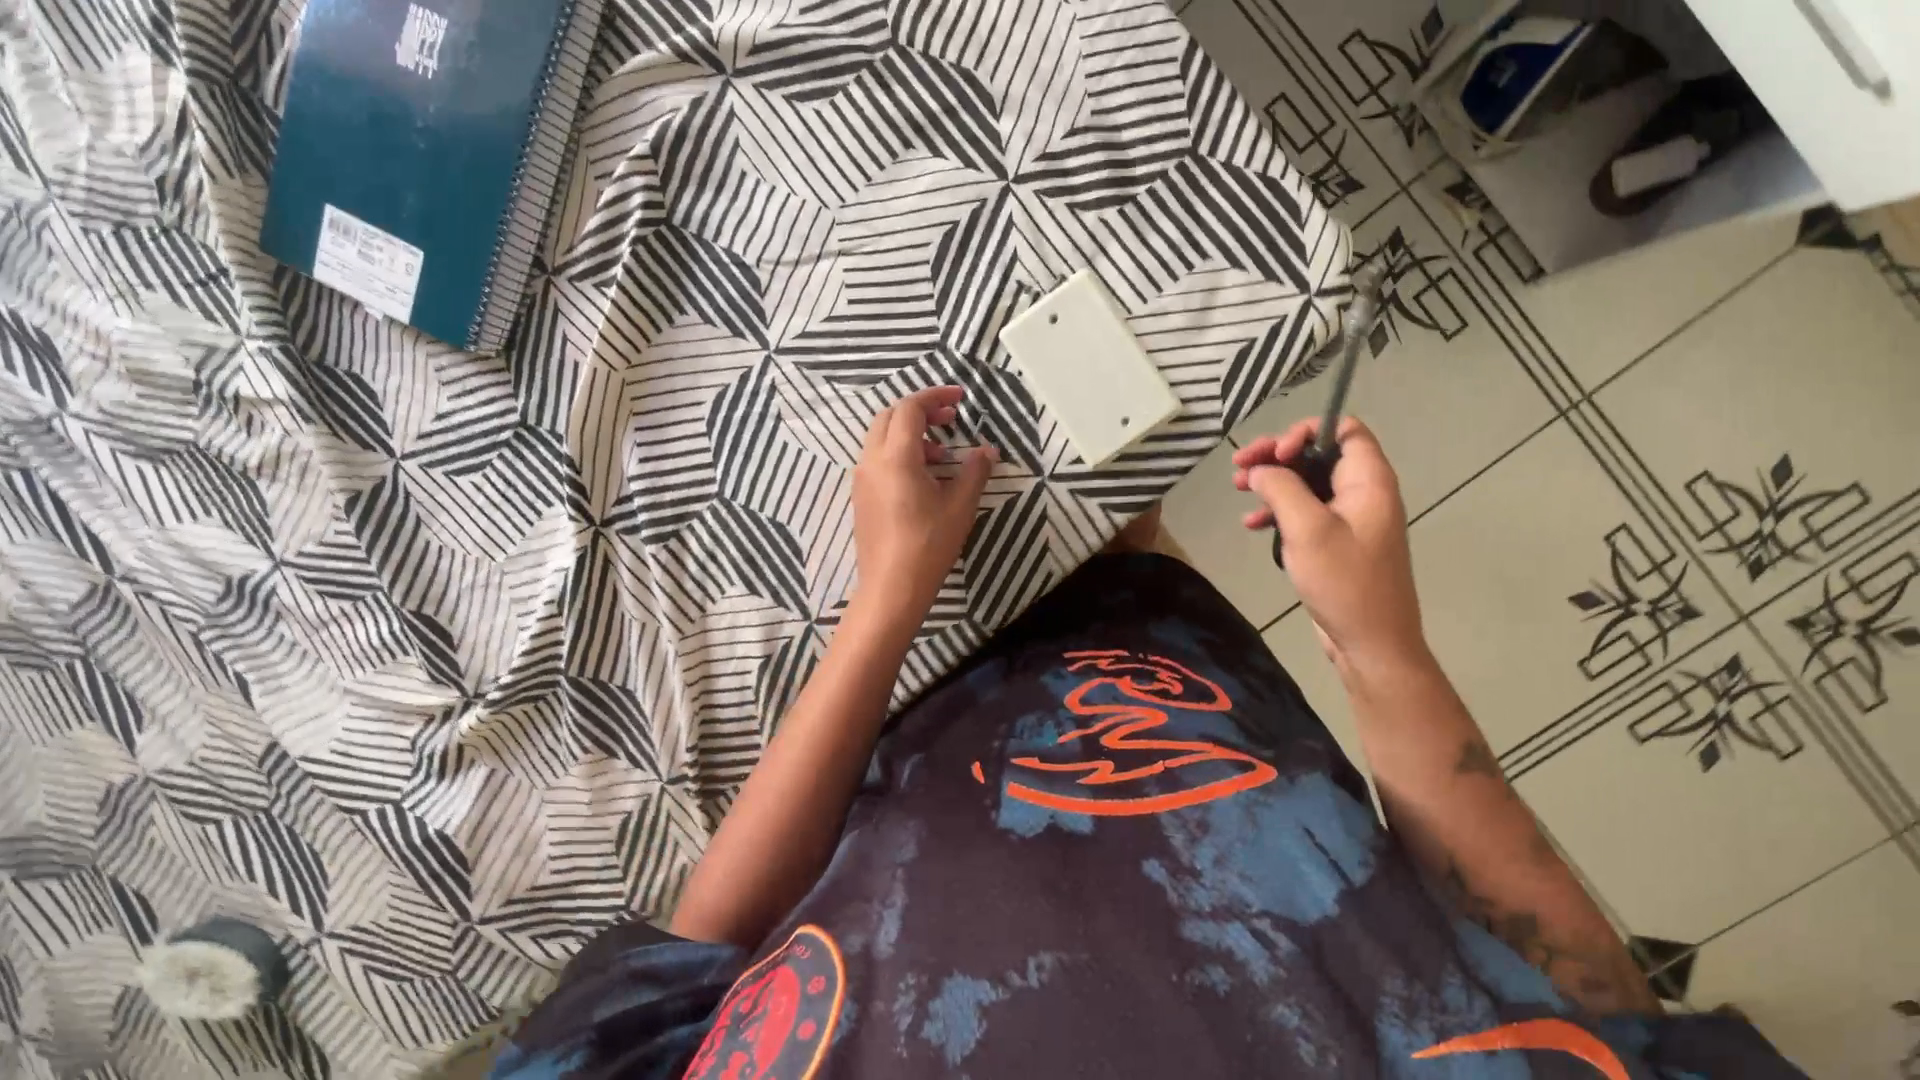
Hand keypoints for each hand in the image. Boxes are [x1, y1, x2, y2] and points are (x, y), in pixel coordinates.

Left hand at [850, 386, 996, 637]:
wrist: (892, 587)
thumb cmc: (928, 545)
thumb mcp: (960, 506)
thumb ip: (975, 471)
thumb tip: (987, 450)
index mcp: (895, 456)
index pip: (910, 408)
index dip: (935, 396)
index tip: (960, 399)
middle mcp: (871, 461)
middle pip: (890, 417)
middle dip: (920, 412)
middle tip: (950, 420)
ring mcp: (861, 480)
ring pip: (881, 439)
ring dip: (910, 435)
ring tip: (943, 456)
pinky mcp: (861, 497)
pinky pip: (877, 460)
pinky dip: (899, 454)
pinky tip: (924, 479)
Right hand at [1232, 417, 1425, 673]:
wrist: (1370, 642)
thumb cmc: (1344, 581)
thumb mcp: (1307, 529)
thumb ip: (1281, 488)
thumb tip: (1260, 469)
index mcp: (1369, 481)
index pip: (1345, 430)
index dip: (1306, 432)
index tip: (1275, 454)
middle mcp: (1363, 493)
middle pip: (1319, 454)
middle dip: (1277, 456)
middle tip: (1240, 466)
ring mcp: (1350, 519)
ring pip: (1308, 484)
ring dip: (1272, 483)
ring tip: (1237, 489)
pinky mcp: (1337, 543)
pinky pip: (1306, 513)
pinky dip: (1279, 512)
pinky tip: (1252, 525)